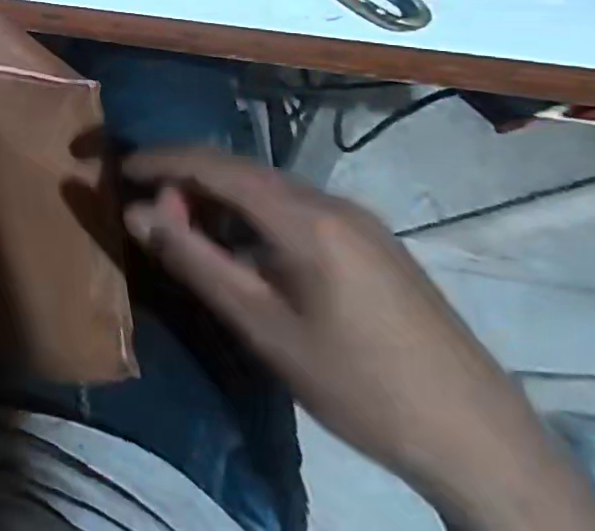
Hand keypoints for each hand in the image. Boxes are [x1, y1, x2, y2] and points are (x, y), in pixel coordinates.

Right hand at [122, 150, 594, 530]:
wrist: (476, 434)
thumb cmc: (356, 383)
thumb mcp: (262, 325)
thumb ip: (195, 261)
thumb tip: (138, 214)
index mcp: (305, 216)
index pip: (216, 166)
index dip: (161, 161)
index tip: (119, 167)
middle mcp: (331, 200)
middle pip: (242, 170)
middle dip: (186, 178)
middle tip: (147, 208)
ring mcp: (357, 218)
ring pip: (269, 189)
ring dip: (220, 198)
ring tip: (186, 228)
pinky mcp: (371, 240)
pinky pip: (295, 208)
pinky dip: (253, 215)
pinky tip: (244, 249)